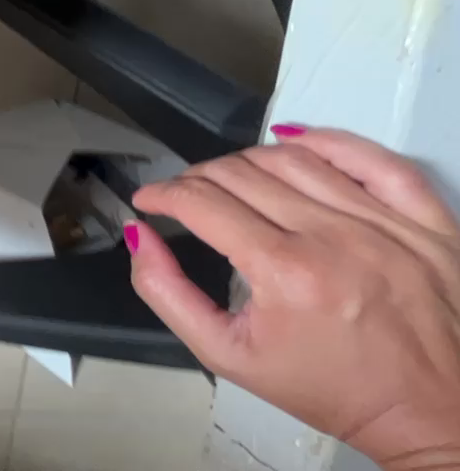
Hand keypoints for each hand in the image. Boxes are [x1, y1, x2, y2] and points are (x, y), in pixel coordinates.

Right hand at [127, 127, 459, 469]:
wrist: (445, 426)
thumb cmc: (338, 393)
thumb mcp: (224, 354)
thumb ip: (162, 290)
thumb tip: (139, 234)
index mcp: (287, 273)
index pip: (196, 199)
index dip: (158, 194)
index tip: (150, 203)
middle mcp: (340, 241)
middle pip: (235, 173)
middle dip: (192, 180)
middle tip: (185, 199)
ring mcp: (393, 230)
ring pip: (290, 159)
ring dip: (243, 162)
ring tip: (230, 182)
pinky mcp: (434, 230)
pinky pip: (377, 161)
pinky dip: (330, 141)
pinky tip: (296, 144)